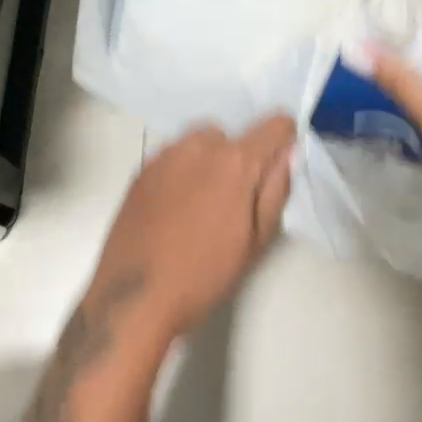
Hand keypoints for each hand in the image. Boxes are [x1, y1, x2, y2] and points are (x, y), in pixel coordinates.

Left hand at [87, 114, 294, 340]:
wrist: (134, 297)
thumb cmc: (204, 274)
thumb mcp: (256, 241)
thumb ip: (276, 190)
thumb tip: (287, 154)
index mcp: (235, 162)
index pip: (275, 124)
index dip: (284, 140)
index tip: (277, 166)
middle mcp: (199, 146)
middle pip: (232, 134)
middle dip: (239, 158)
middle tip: (233, 202)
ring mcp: (164, 155)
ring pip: (199, 143)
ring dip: (208, 162)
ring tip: (201, 206)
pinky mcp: (140, 170)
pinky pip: (173, 157)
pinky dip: (181, 172)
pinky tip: (174, 209)